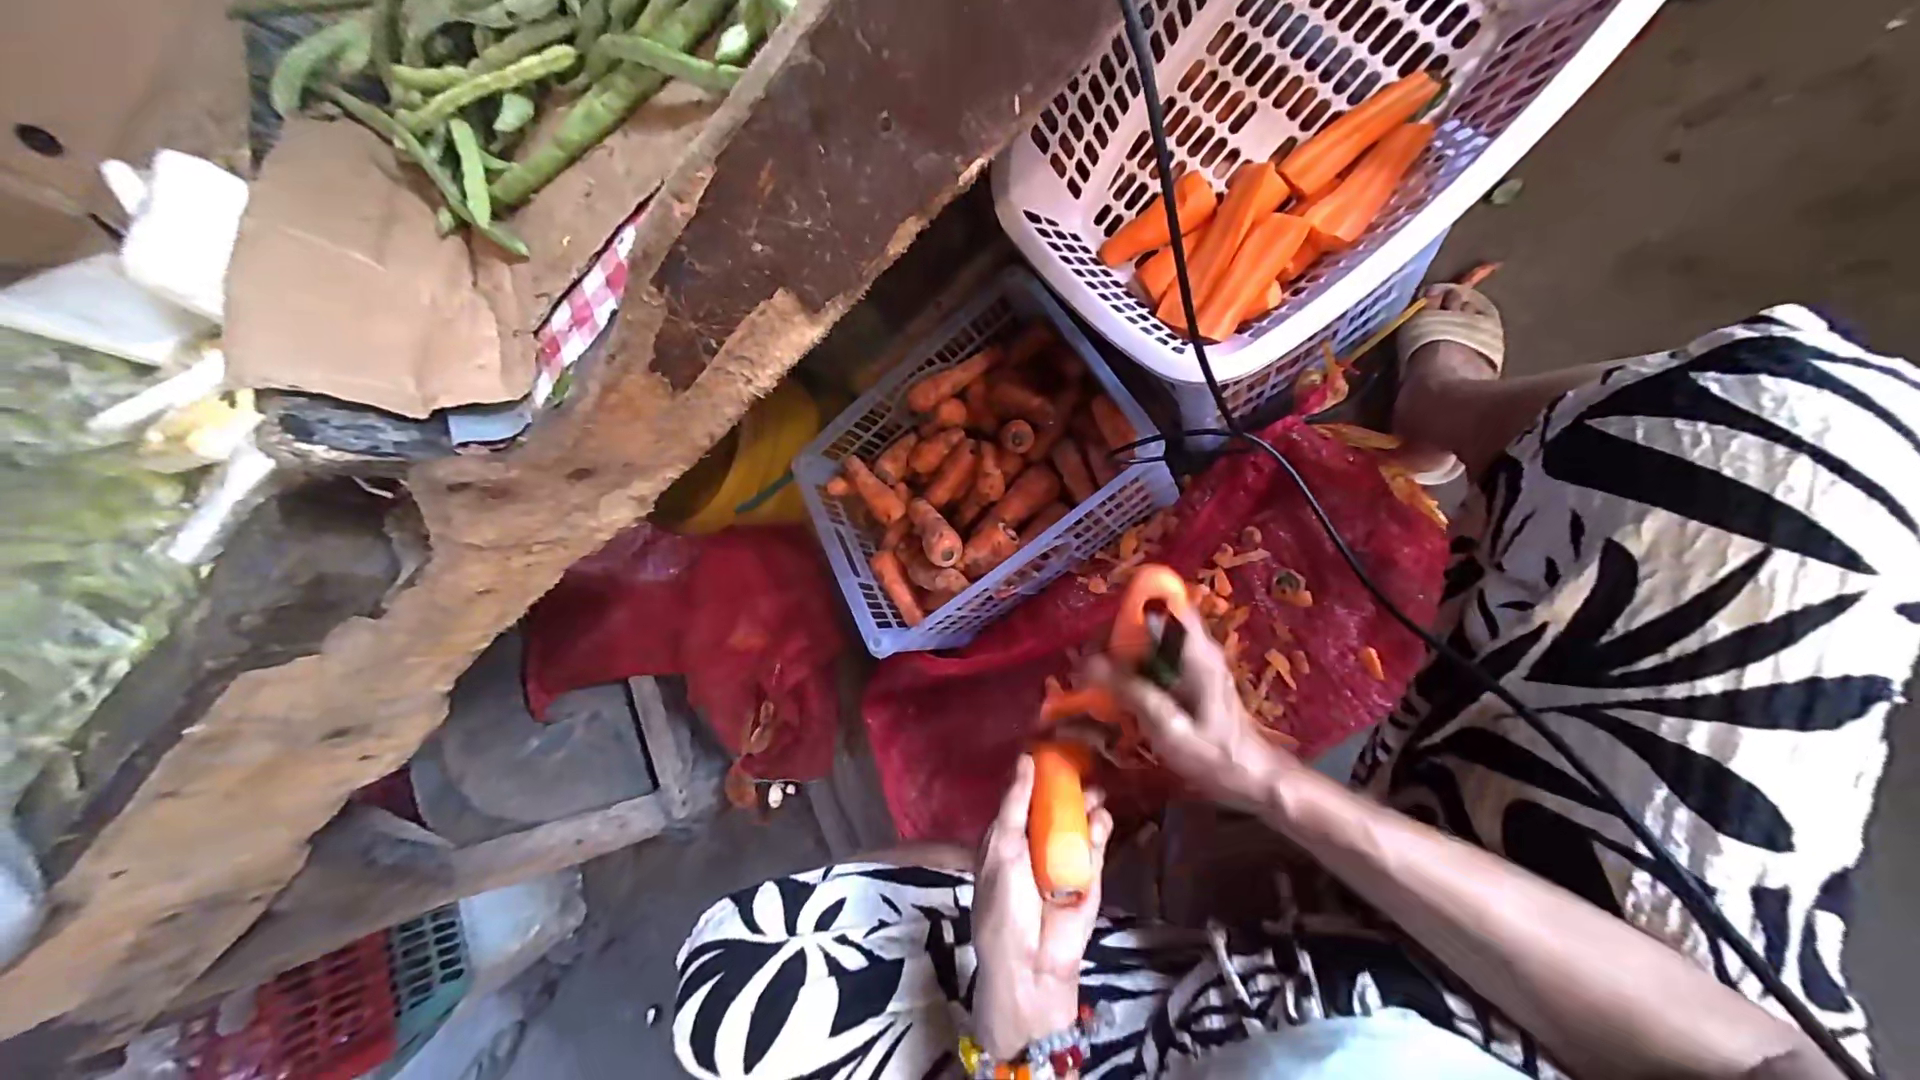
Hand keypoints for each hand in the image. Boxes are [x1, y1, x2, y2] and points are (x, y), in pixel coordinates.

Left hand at [971, 754, 1112, 1058]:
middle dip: (1069, 783)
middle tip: (1084, 759)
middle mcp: (1038, 841)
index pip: (1025, 795)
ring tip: (1096, 786)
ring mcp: (1066, 856)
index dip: (1038, 772)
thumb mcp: (1002, 847)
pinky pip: (1097, 844)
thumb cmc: (1005, 902)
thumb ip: (1016, 804)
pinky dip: (1101, 828)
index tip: (1053, 744)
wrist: (1031, 963)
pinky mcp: (1091, 874)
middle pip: (1056, 803)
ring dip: (1088, 801)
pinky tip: (1101, 816)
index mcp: (1009, 834)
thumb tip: (1025, 758)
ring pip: (1080, 819)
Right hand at [1088, 607, 1304, 813]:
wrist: (1251, 777)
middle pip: (1148, 621)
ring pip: (1148, 639)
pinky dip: (1133, 668)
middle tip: (1091, 669)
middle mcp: (1196, 647)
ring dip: (1121, 654)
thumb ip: (1133, 693)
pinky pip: (1153, 658)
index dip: (1128, 612)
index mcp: (1196, 652)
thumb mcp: (1170, 728)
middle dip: (1116, 638)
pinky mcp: (1189, 674)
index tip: (1100, 641)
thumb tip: (1090, 663)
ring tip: (1097, 682)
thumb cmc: (1214, 755)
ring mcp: (1194, 660)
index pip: (1163, 606)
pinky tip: (1120, 694)